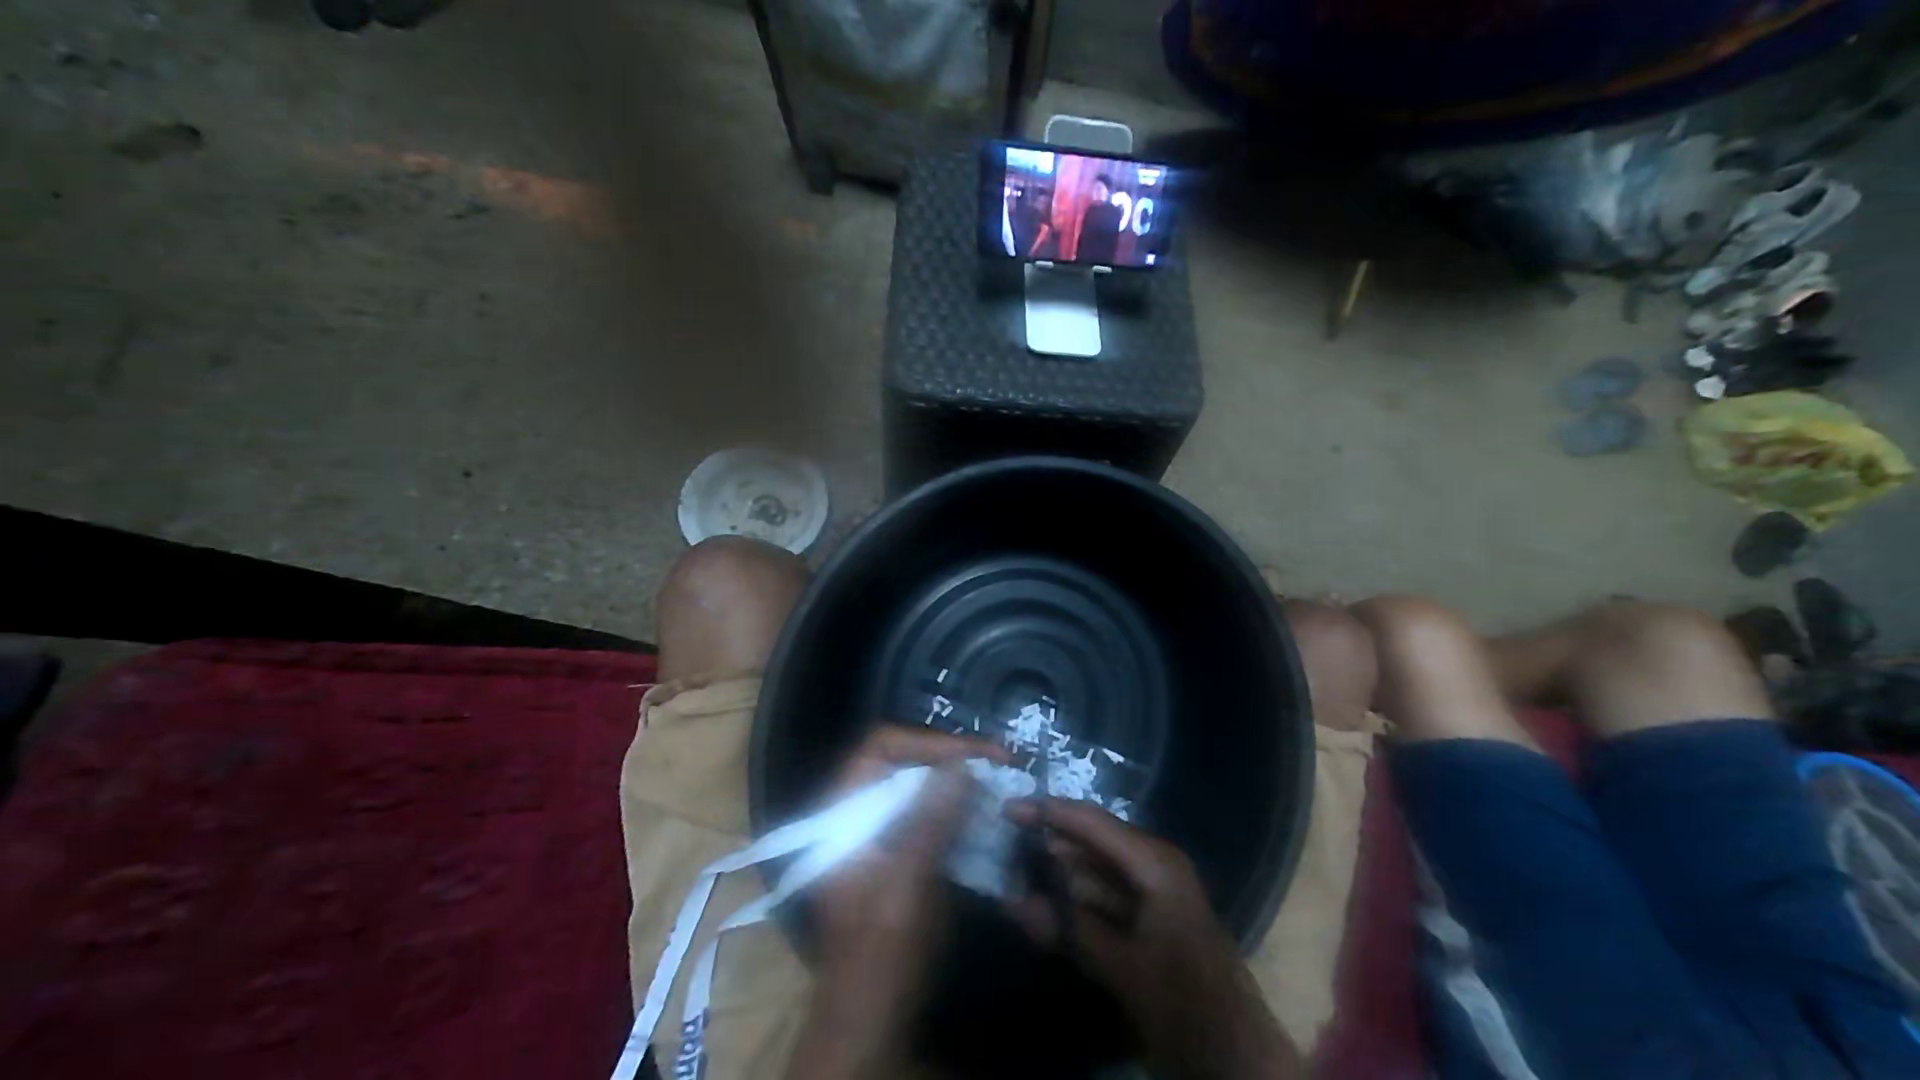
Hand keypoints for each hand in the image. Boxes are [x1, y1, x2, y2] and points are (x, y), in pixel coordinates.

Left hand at [785, 728, 1007, 1079]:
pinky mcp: (902, 861)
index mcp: (843, 814)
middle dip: (953, 758)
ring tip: (1004, 781)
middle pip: (903, 765)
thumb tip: (963, 765)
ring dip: (962, 784)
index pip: (881, 749)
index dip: (930, 742)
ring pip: (921, 791)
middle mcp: (858, 817)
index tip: (979, 754)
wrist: (870, 1025)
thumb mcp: (906, 886)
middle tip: (1003, 761)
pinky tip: (992, 819)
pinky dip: (962, 814)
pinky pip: (932, 820)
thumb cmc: (881, 956)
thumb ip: (930, 822)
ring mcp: (880, 839)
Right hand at [1005, 798, 1302, 1079]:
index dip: (1049, 812)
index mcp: (1155, 864)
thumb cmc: (1187, 1001)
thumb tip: (1011, 901)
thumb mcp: (1125, 969)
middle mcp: (1153, 867)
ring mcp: (1151, 895)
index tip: (1007, 810)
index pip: (1092, 823)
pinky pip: (1102, 900)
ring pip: (1093, 873)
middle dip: (1048, 846)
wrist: (1239, 1057)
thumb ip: (1068, 930)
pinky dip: (1072, 905)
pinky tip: (1039, 910)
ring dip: (1055, 878)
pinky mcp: (1146, 922)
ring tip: (1010, 878)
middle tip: (1001, 848)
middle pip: (1090, 844)